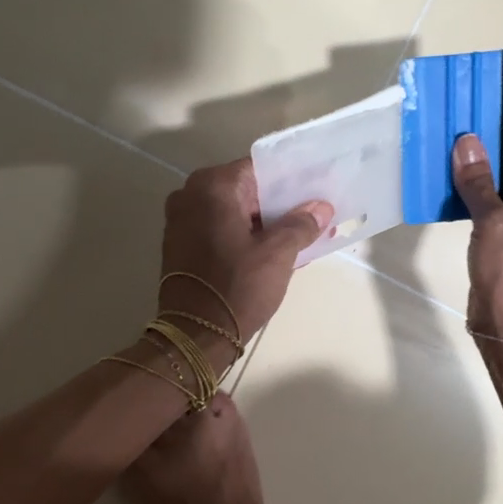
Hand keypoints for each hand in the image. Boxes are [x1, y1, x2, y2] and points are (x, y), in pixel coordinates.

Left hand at [158, 160, 331, 359]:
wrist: (195, 334)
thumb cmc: (237, 287)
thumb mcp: (277, 254)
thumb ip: (301, 224)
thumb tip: (321, 208)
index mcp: (212, 187)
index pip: (260, 169)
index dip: (292, 179)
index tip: (318, 188)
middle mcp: (190, 195)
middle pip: (246, 190)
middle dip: (281, 204)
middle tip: (316, 214)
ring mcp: (181, 221)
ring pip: (235, 212)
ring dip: (266, 223)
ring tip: (304, 235)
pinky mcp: (181, 245)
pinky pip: (221, 229)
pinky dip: (246, 236)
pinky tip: (277, 251)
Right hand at [451, 124, 502, 339]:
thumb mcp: (494, 225)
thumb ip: (480, 182)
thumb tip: (467, 142)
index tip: (478, 123)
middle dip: (490, 147)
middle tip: (453, 137)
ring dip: (479, 172)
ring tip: (445, 160)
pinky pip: (494, 206)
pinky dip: (474, 195)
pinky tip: (447, 192)